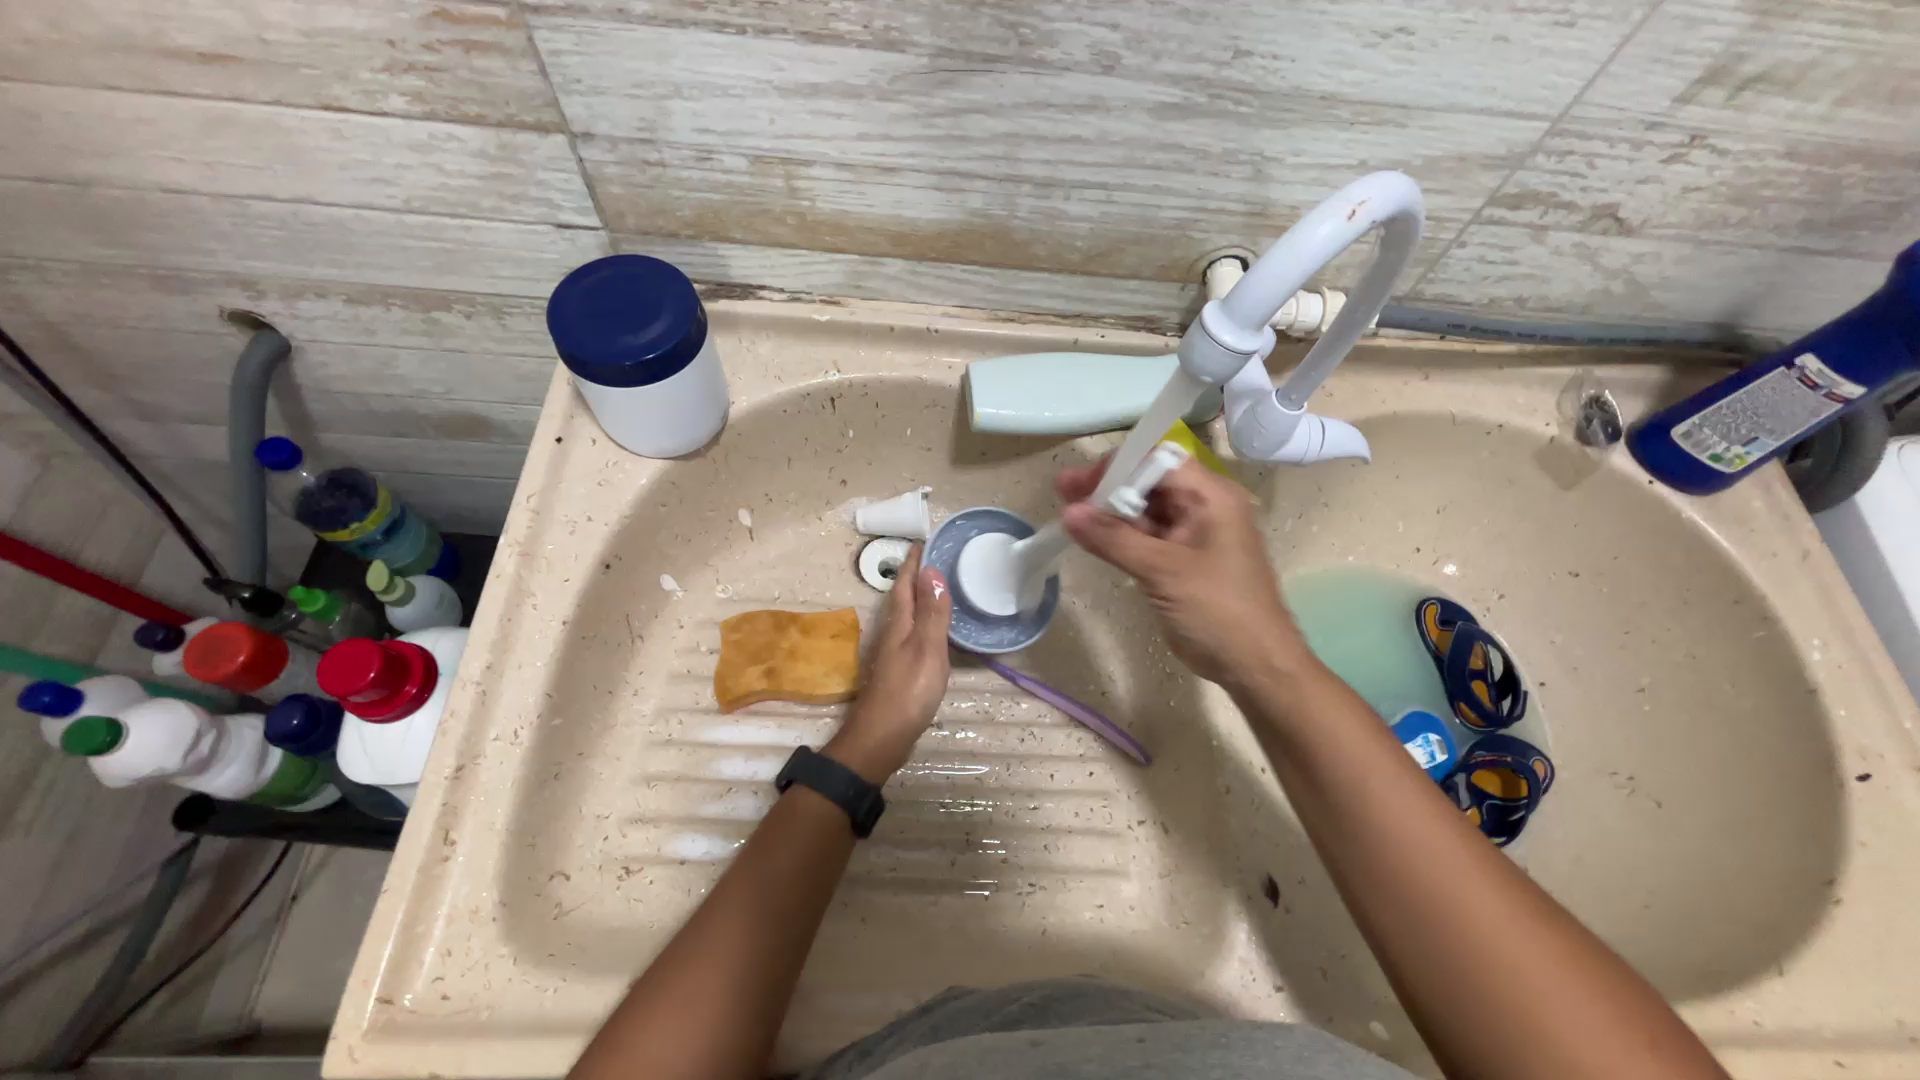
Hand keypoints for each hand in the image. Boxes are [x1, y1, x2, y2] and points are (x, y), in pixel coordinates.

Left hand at [827, 544, 952, 782]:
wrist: (881, 737)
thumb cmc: (908, 692)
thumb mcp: (927, 649)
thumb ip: (932, 612)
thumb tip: (931, 571)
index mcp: (899, 623)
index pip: (906, 583)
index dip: (914, 562)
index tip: (925, 540)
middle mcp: (893, 632)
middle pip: (904, 596)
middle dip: (918, 575)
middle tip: (938, 557)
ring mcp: (895, 652)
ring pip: (908, 615)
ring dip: (921, 597)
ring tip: (939, 585)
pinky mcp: (900, 670)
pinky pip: (914, 633)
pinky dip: (924, 621)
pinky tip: (935, 629)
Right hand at [1059, 457, 1309, 688]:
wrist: (1254, 664)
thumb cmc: (1217, 609)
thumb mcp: (1163, 571)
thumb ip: (1114, 539)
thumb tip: (1068, 514)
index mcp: (1211, 497)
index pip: (1158, 461)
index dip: (1118, 466)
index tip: (1081, 483)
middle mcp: (1203, 508)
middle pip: (1149, 482)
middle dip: (1107, 486)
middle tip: (1065, 493)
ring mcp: (1193, 535)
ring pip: (1146, 510)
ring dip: (1110, 512)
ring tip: (1070, 514)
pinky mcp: (1181, 562)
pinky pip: (1147, 537)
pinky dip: (1120, 536)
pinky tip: (1092, 538)